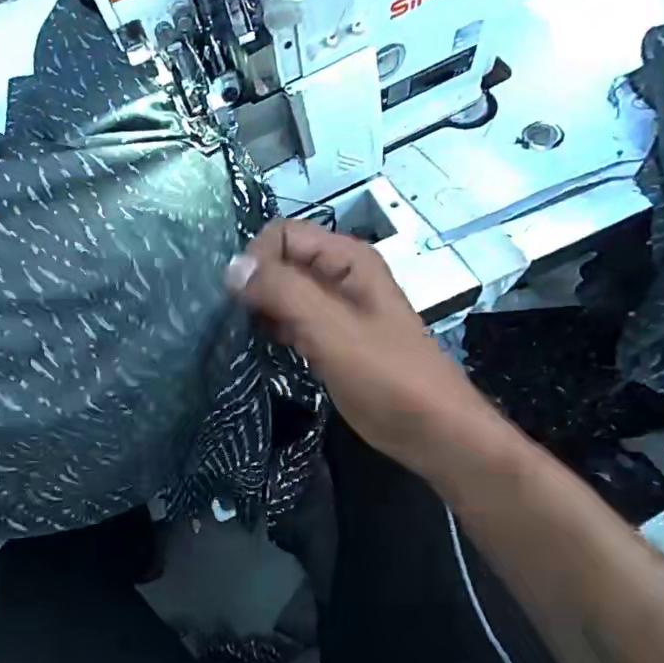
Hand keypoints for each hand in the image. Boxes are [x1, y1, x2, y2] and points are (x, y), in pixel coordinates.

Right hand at [227, 220, 505, 467]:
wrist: (430, 428)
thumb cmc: (387, 375)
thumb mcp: (333, 328)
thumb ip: (284, 291)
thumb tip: (233, 269)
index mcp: (349, 259)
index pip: (284, 233)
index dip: (257, 259)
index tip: (239, 300)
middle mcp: (341, 276)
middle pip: (282, 262)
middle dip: (255, 285)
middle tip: (233, 321)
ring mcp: (337, 311)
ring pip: (285, 294)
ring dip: (261, 309)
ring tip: (242, 336)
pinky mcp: (332, 342)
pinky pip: (293, 323)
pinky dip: (274, 331)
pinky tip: (260, 349)